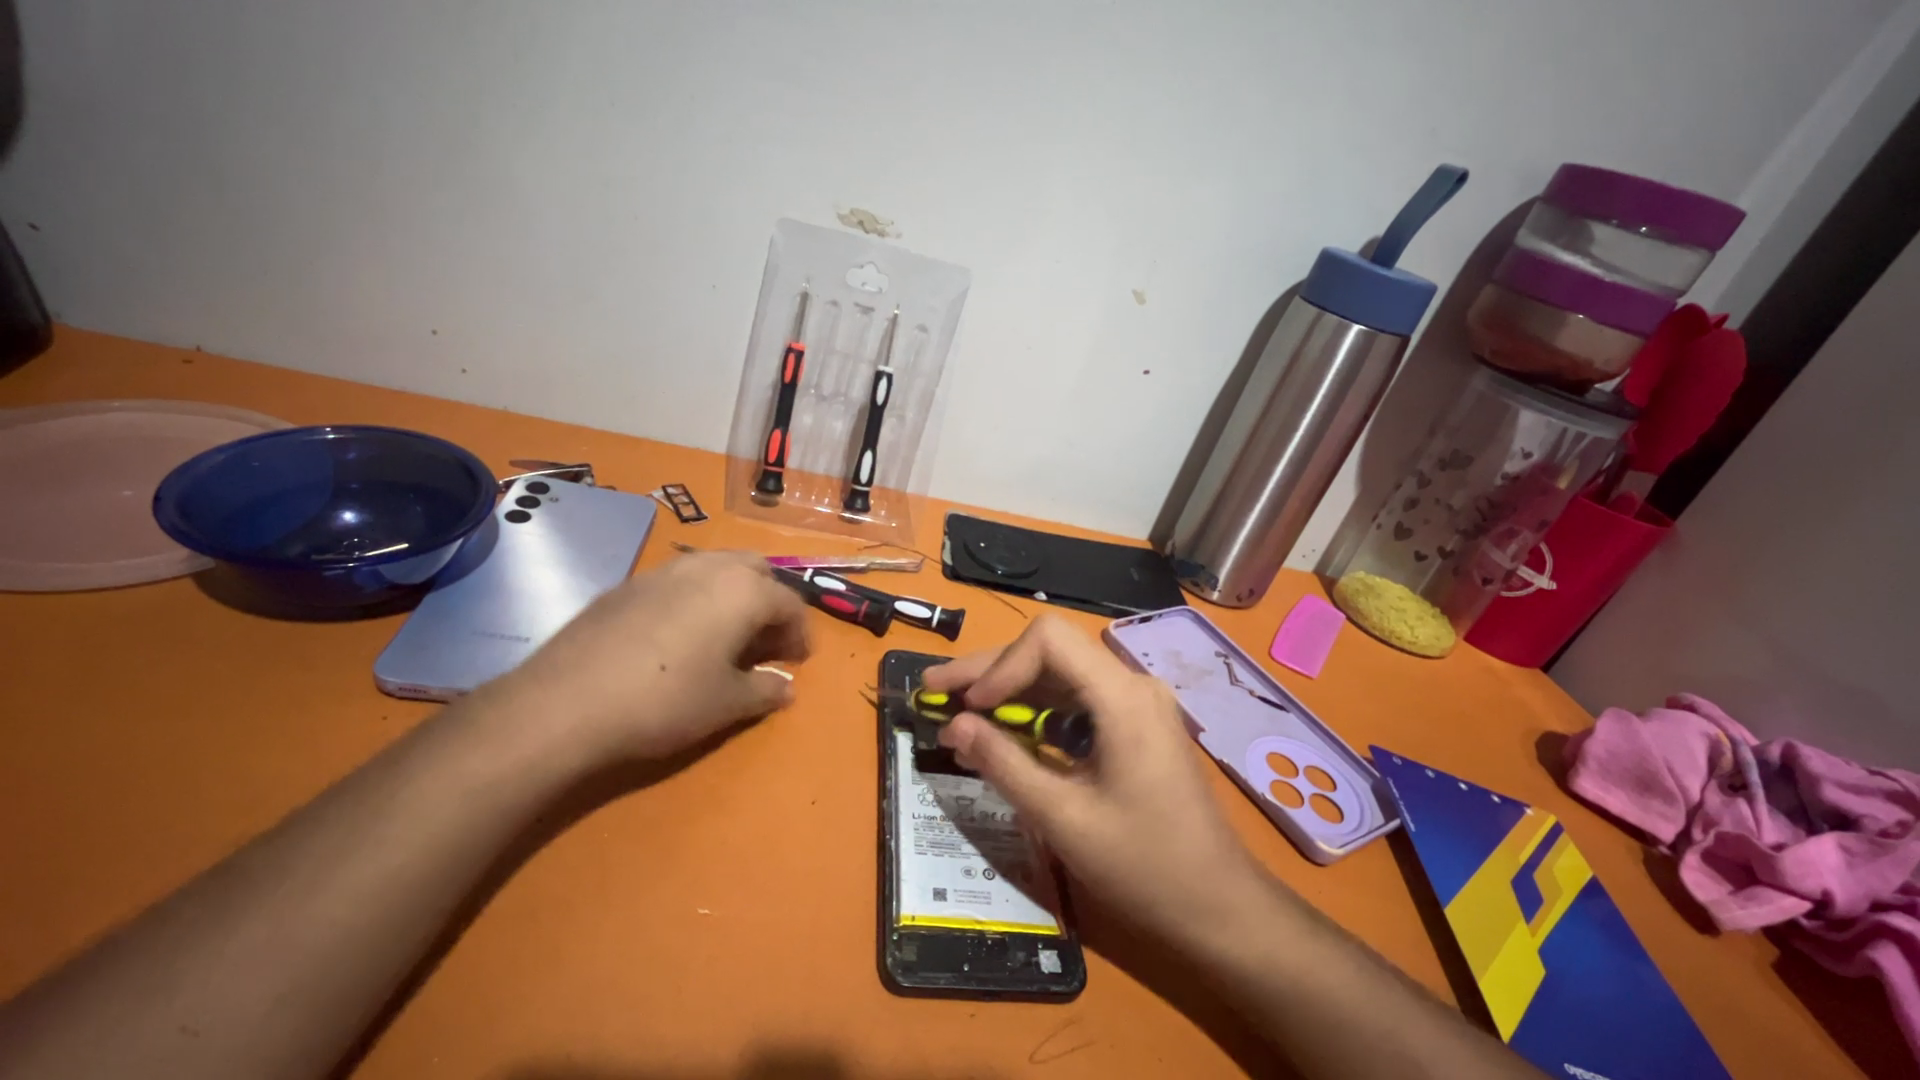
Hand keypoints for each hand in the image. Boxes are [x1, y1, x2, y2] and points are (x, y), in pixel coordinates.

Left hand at [489, 551, 809, 764]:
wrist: (566, 702)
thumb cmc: (666, 701)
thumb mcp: (727, 705)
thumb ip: (765, 690)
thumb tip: (786, 686)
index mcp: (743, 591)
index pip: (789, 603)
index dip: (799, 633)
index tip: (796, 662)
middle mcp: (707, 567)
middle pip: (755, 570)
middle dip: (768, 600)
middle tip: (765, 640)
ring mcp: (662, 571)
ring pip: (714, 568)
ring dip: (731, 595)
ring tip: (724, 636)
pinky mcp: (625, 585)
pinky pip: (677, 582)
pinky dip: (694, 600)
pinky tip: (677, 638)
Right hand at [921, 616, 1270, 945]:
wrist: (1217, 904)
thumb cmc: (1144, 864)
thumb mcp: (1062, 818)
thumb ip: (1004, 764)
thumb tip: (953, 725)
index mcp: (1122, 697)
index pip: (1048, 641)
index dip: (999, 666)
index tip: (967, 707)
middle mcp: (1131, 686)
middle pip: (1049, 653)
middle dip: (989, 672)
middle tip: (932, 690)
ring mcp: (1135, 706)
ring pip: (1058, 676)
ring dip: (1006, 691)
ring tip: (953, 709)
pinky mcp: (1133, 728)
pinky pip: (1074, 703)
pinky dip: (1033, 713)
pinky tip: (998, 732)